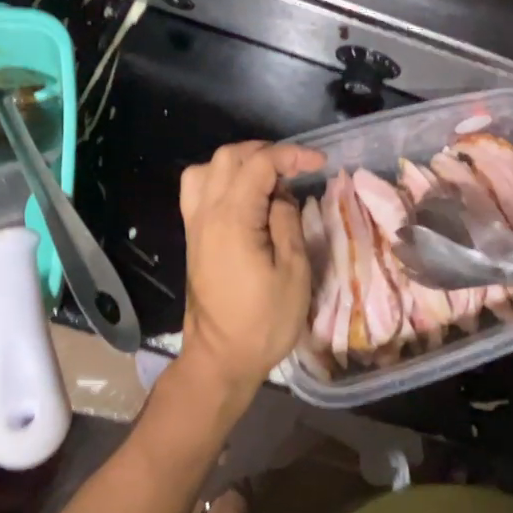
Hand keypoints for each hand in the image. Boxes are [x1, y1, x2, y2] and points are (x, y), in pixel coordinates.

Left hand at [177, 141, 324, 387]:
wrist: (221, 360)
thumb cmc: (264, 320)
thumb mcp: (293, 271)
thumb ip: (287, 222)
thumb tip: (282, 195)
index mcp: (233, 219)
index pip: (260, 164)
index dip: (291, 155)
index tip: (319, 163)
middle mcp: (207, 214)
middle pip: (228, 157)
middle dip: (265, 152)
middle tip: (296, 167)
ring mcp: (195, 225)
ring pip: (206, 169)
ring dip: (239, 162)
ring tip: (269, 176)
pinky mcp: (193, 238)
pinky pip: (198, 190)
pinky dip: (221, 179)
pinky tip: (246, 196)